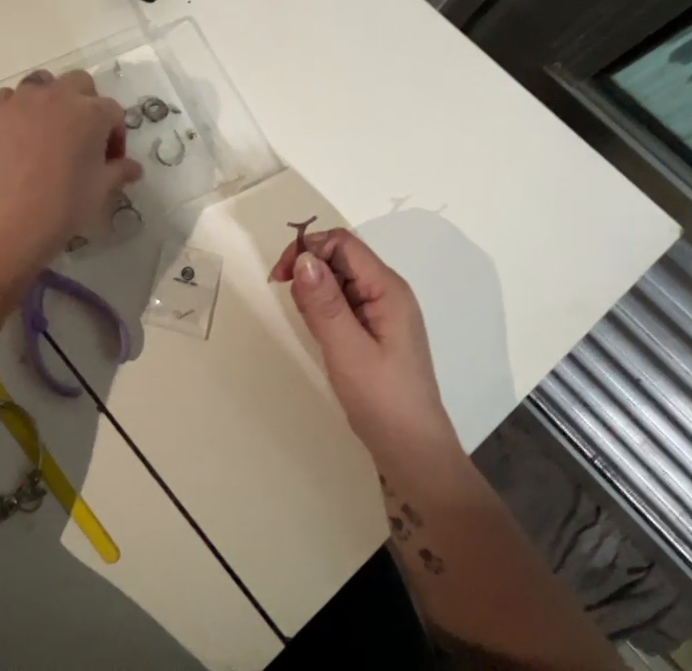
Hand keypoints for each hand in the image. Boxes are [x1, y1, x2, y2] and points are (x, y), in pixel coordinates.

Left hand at [0, 69, 142, 289]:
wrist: (8, 221)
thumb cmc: (63, 205)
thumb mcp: (99, 189)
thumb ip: (118, 171)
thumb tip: (134, 168)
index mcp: (92, 112)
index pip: (113, 112)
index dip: (115, 135)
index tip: (110, 160)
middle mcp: (59, 96)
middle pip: (80, 83)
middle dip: (86, 104)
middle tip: (82, 138)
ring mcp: (22, 100)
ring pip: (42, 82)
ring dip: (51, 98)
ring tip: (48, 130)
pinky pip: (8, 97)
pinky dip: (17, 108)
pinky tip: (17, 133)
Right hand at [270, 228, 456, 458]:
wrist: (411, 448)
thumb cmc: (382, 398)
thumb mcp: (347, 349)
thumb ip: (323, 303)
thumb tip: (302, 257)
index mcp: (388, 289)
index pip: (343, 243)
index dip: (308, 250)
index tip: (280, 278)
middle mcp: (387, 292)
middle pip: (341, 257)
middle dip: (308, 269)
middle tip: (288, 301)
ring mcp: (381, 312)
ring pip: (339, 279)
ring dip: (315, 290)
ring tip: (309, 326)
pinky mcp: (373, 330)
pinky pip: (343, 303)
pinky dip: (323, 309)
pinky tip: (320, 334)